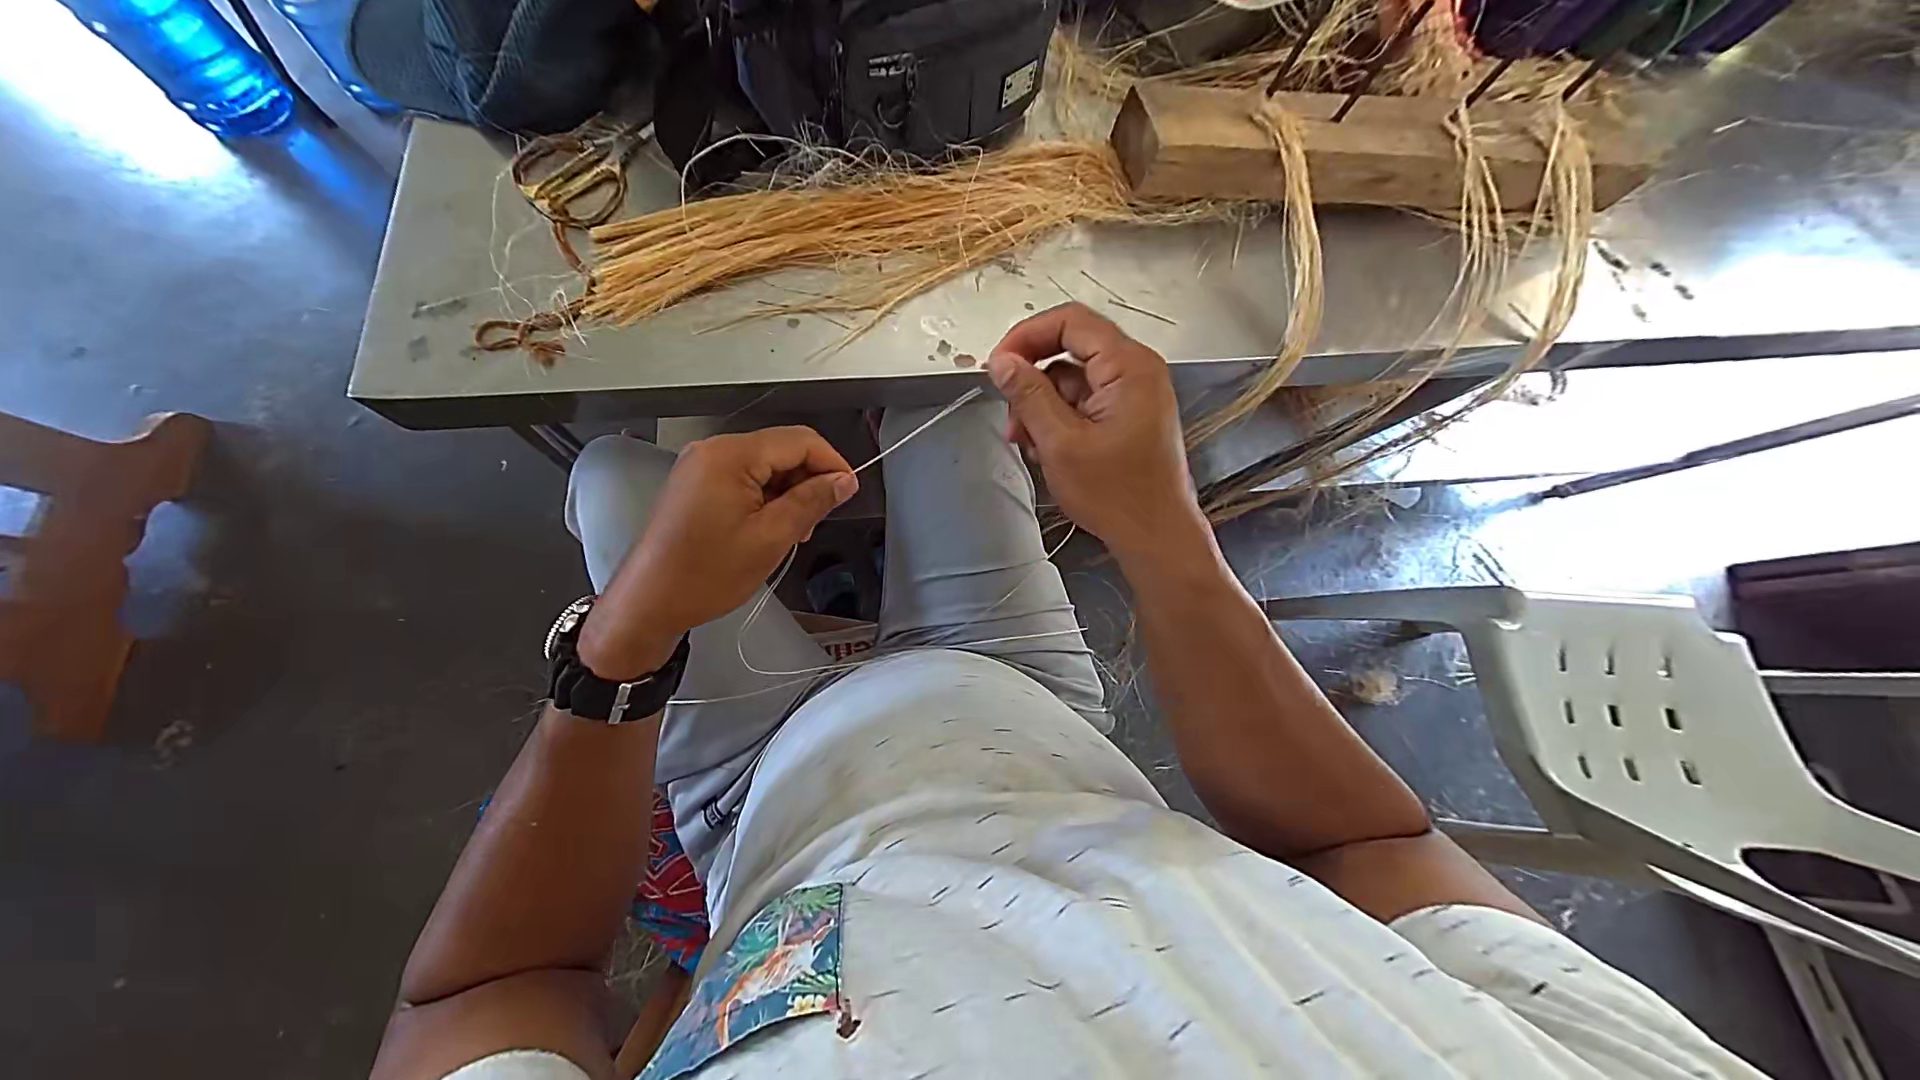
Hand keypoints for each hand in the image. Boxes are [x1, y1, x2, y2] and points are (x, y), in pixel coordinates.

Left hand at [578, 428, 857, 679]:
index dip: (832, 463)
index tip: (848, 492)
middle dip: (809, 480)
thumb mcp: (772, 538)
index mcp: (730, 456)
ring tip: (793, 531)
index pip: (800, 440)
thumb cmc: (705, 574)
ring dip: (789, 492)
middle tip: (817, 521)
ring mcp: (702, 466)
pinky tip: (770, 528)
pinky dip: (767, 498)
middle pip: (783, 449)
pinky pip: (745, 478)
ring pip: (767, 466)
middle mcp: (713, 450)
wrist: (649, 602)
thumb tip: (843, 481)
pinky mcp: (697, 484)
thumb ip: (812, 501)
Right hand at [986, 304, 1210, 561]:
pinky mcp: (1127, 417)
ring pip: (1072, 381)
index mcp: (1129, 367)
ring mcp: (1133, 395)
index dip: (1026, 337)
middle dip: (1032, 382)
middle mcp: (1136, 372)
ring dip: (1042, 407)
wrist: (1155, 537)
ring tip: (1031, 443)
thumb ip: (1028, 395)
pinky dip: (1059, 421)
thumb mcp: (1060, 442)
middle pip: (1069, 351)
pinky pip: (1083, 403)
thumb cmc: (1119, 497)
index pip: (1070, 322)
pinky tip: (1048, 450)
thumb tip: (1002, 362)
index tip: (999, 364)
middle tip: (1012, 414)